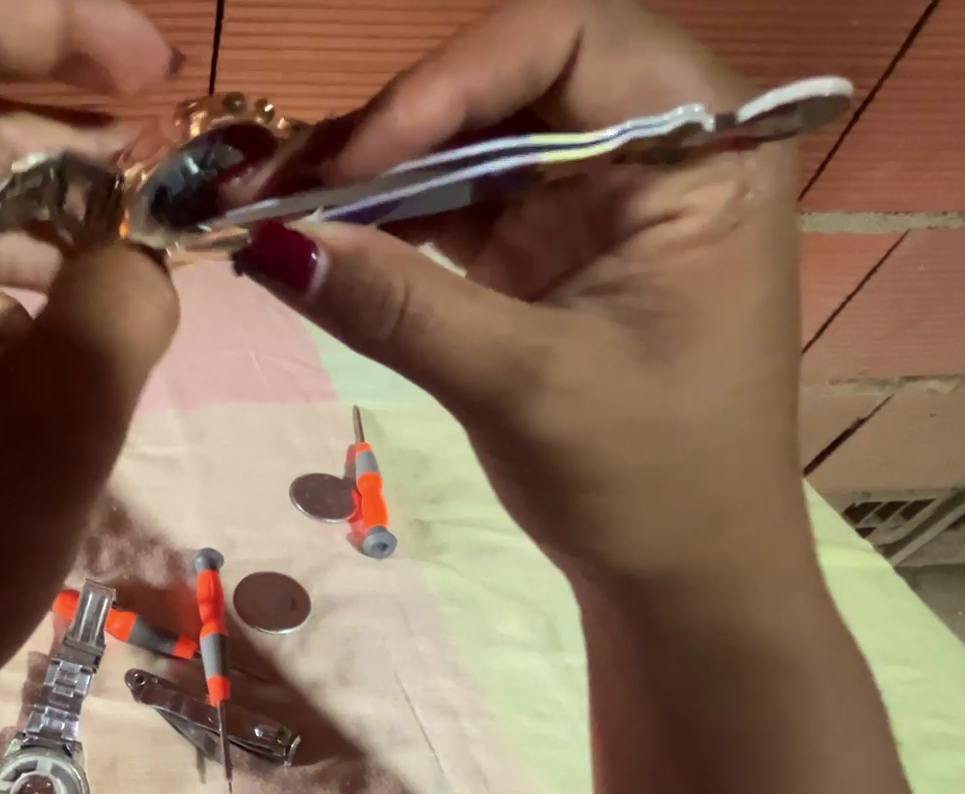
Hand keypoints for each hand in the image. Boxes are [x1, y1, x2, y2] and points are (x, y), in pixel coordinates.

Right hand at [233, 0, 812, 591]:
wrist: (674, 570)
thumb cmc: (644, 476)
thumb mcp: (519, 383)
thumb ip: (395, 306)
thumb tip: (270, 245)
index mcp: (697, 155)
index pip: (566, 42)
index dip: (446, 83)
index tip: (351, 166)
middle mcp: (639, 158)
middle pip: (493, 95)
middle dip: (378, 137)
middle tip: (268, 189)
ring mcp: (577, 212)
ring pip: (454, 158)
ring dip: (360, 185)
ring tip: (267, 215)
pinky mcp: (529, 264)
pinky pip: (442, 222)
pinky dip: (375, 233)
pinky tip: (313, 246)